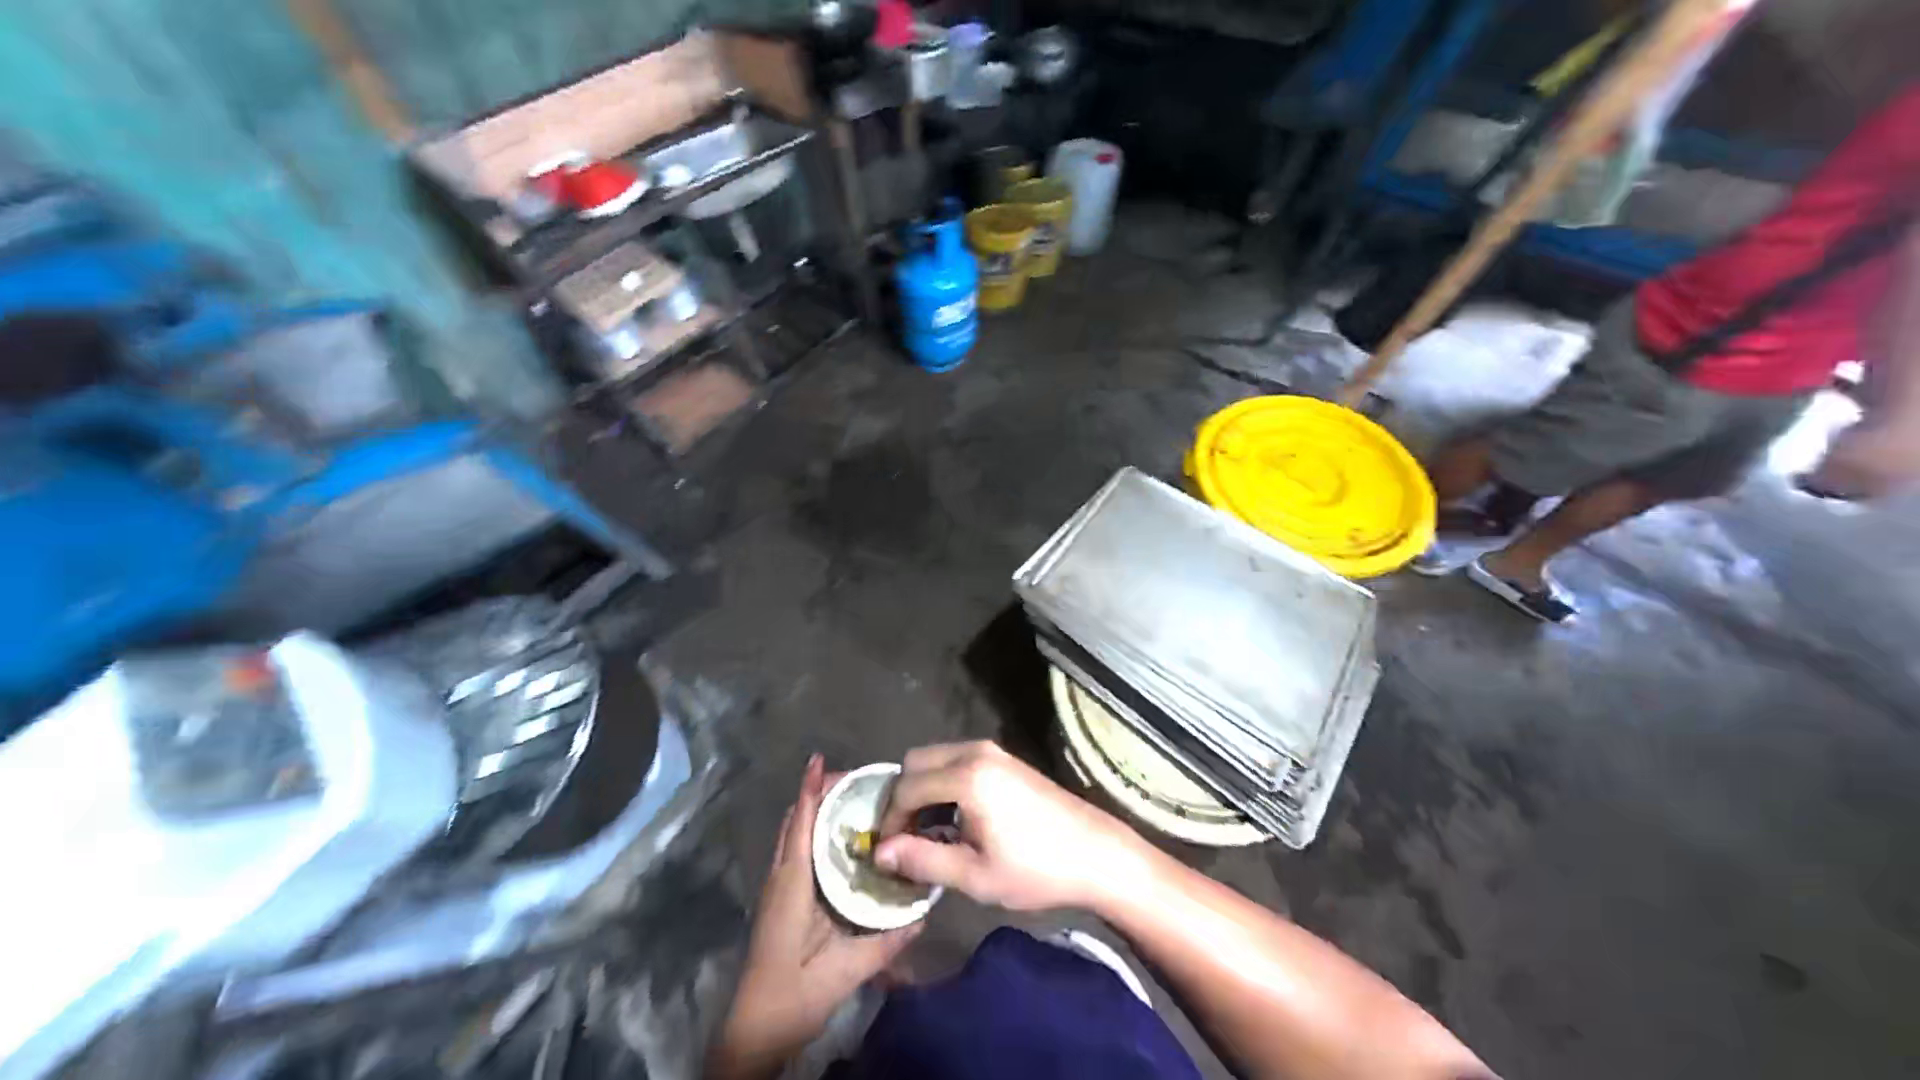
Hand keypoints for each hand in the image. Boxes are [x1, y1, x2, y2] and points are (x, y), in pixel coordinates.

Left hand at [708, 755, 921, 1079]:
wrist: (755, 1029)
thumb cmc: (794, 993)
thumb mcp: (845, 970)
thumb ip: (886, 943)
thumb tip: (924, 913)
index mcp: (792, 882)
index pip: (799, 822)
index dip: (809, 789)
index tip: (820, 759)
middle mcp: (781, 876)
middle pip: (794, 820)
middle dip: (817, 793)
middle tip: (856, 782)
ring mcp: (777, 887)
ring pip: (792, 834)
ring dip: (814, 811)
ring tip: (851, 802)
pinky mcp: (781, 899)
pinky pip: (795, 850)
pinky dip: (812, 831)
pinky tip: (840, 841)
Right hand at [873, 741, 1147, 912]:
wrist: (1098, 855)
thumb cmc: (1036, 870)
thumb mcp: (975, 875)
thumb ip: (922, 860)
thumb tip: (880, 853)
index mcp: (966, 776)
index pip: (905, 787)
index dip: (889, 819)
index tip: (886, 851)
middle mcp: (975, 752)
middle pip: (916, 761)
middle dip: (901, 797)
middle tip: (902, 837)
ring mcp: (993, 751)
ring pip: (936, 758)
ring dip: (922, 789)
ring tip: (926, 831)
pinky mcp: (1005, 758)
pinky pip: (957, 760)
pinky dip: (943, 782)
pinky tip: (953, 818)